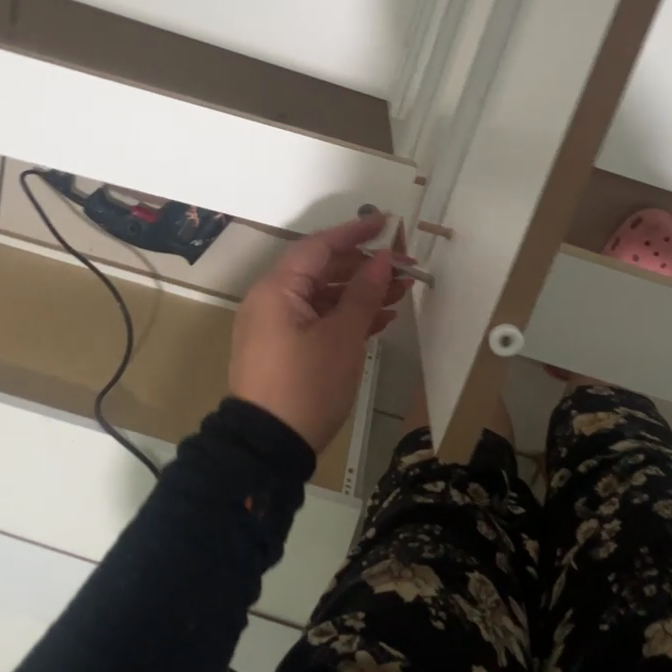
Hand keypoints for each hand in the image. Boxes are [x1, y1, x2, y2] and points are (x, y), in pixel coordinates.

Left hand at [230, 214, 412, 452]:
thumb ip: (364, 293)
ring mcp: (275, 327)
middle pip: (321, 270)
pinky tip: (380, 321)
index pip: (319, 247)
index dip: (355, 233)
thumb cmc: (306, 385)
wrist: (268, 448)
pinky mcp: (282, 350)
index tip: (386, 223)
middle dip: (363, 267)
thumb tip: (382, 260)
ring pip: (322, 296)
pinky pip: (316, 320)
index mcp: (277, 289)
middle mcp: (271, 301)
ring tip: (400, 293)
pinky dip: (345, 317)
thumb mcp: (342, 337)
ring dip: (359, 293)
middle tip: (403, 267)